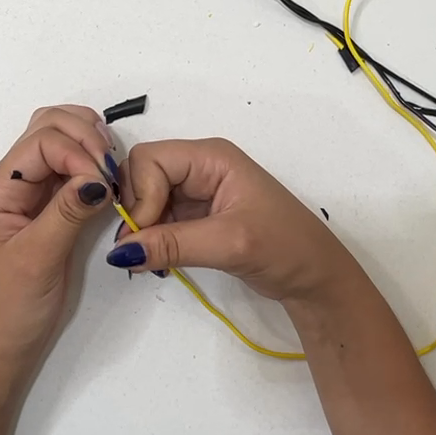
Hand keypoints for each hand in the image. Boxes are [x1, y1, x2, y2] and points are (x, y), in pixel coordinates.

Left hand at [0, 105, 116, 378]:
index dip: (78, 152)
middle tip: (112, 166)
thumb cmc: (13, 307)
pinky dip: (91, 161)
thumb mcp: (39, 260)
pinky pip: (69, 164)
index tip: (105, 183)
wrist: (5, 347)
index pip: (42, 142)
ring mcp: (29, 190)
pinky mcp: (48, 202)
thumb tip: (99, 177)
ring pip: (59, 138)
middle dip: (84, 134)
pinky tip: (107, 178)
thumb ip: (67, 213)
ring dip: (88, 141)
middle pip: (47, 125)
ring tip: (112, 168)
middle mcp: (11, 180)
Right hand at [109, 138, 355, 304]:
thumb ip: (173, 244)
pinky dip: (151, 237)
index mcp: (211, 157)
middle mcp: (200, 166)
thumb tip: (120, 252)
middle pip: (142, 173)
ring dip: (142, 226)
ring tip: (152, 258)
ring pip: (146, 196)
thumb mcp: (229, 244)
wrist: (315, 278)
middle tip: (141, 249)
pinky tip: (159, 258)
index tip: (144, 234)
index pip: (150, 159)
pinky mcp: (195, 214)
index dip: (139, 194)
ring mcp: (196, 190)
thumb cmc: (284, 247)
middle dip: (136, 209)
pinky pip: (157, 216)